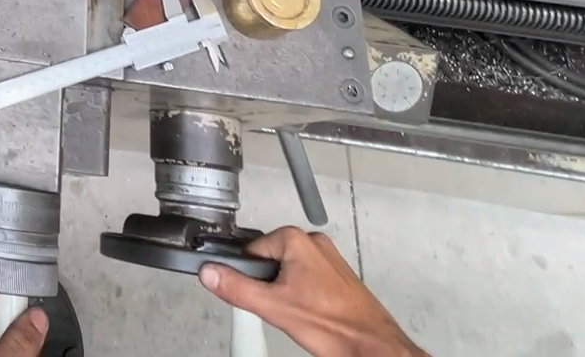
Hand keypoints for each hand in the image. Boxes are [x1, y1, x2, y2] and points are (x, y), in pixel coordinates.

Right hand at [199, 227, 425, 356]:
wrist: (379, 353)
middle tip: (282, 310)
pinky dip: (305, 296)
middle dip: (270, 285)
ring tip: (300, 316)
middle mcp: (312, 241)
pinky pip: (309, 279)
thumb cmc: (330, 327)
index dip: (249, 277)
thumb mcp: (275, 308)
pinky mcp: (342, 276)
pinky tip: (314, 316)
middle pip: (270, 260)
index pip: (251, 252)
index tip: (260, 298)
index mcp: (294, 239)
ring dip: (287, 292)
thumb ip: (237, 288)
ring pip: (289, 272)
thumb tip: (206, 271)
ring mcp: (330, 257)